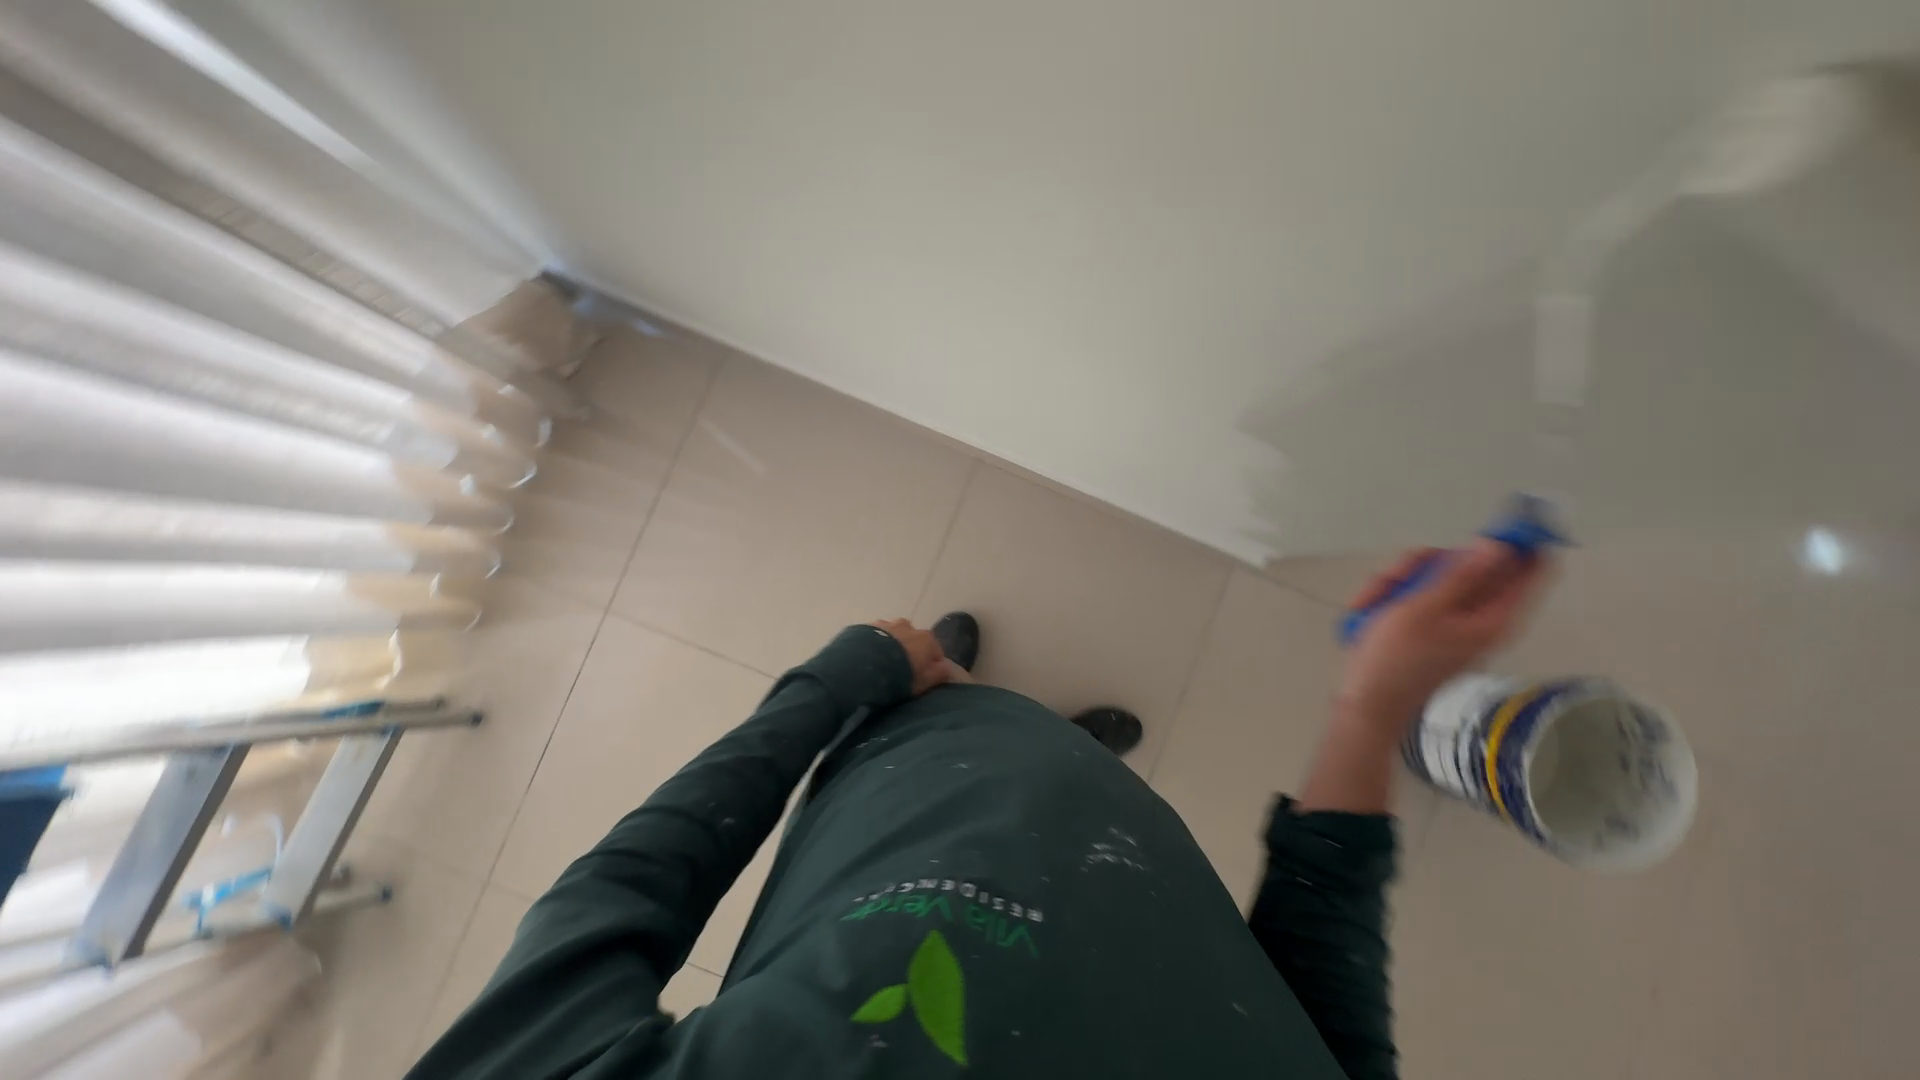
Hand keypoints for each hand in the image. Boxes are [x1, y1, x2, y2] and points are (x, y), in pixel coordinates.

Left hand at [871, 619, 952, 695]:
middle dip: (910, 651)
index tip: (922, 676)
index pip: (935, 651)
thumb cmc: (900, 676)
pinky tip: (868, 655)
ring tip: (882, 662)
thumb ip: (939, 673)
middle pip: (914, 640)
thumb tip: (947, 668)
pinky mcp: (868, 626)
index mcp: (927, 639)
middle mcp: (909, 626)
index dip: (930, 664)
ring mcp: (888, 624)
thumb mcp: (924, 682)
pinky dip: (875, 642)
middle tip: (900, 669)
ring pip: (895, 634)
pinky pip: (876, 634)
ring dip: (892, 644)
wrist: (864, 666)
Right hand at [1336, 541, 1549, 733]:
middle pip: (1468, 564)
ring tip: (1372, 600)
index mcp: (1494, 617)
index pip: (1532, 570)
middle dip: (1425, 563)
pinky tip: (1368, 609)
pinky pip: (1416, 593)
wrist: (1365, 701)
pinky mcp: (1426, 624)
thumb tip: (1500, 546)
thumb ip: (1462, 576)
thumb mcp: (1424, 609)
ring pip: (1435, 575)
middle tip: (1396, 574)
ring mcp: (1451, 619)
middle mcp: (1479, 615)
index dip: (1519, 542)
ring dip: (1397, 580)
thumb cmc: (1396, 657)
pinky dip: (1390, 596)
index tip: (1494, 525)